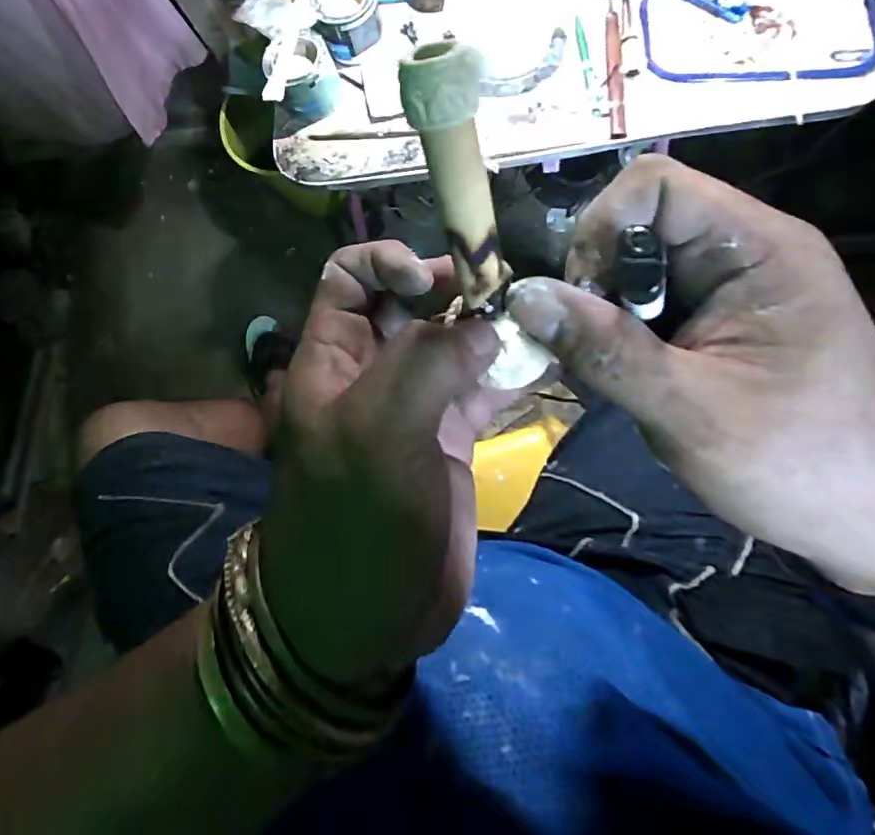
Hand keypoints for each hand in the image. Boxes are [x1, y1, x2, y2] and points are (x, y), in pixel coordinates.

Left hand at [259, 242, 509, 689]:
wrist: (363, 613)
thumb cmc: (356, 516)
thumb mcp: (378, 429)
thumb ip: (426, 363)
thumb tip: (481, 322)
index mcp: (331, 358)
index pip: (347, 277)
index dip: (386, 261)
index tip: (435, 278)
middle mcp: (368, 371)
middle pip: (406, 302)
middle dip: (451, 287)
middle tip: (505, 290)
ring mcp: (409, 404)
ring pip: (448, 342)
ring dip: (487, 326)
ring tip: (534, 316)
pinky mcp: (446, 439)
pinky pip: (478, 387)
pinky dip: (507, 370)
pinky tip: (543, 359)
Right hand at [508, 156, 874, 595]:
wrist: (871, 528)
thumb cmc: (800, 466)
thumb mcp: (689, 410)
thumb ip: (603, 348)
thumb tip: (521, 297)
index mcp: (760, 249)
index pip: (653, 185)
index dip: (602, 229)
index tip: (589, 300)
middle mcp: (741, 252)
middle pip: (632, 223)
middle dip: (594, 280)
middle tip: (593, 347)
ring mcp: (726, 287)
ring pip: (626, 266)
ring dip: (598, 314)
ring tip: (607, 372)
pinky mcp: (712, 319)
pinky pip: (638, 301)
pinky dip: (612, 334)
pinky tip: (622, 377)